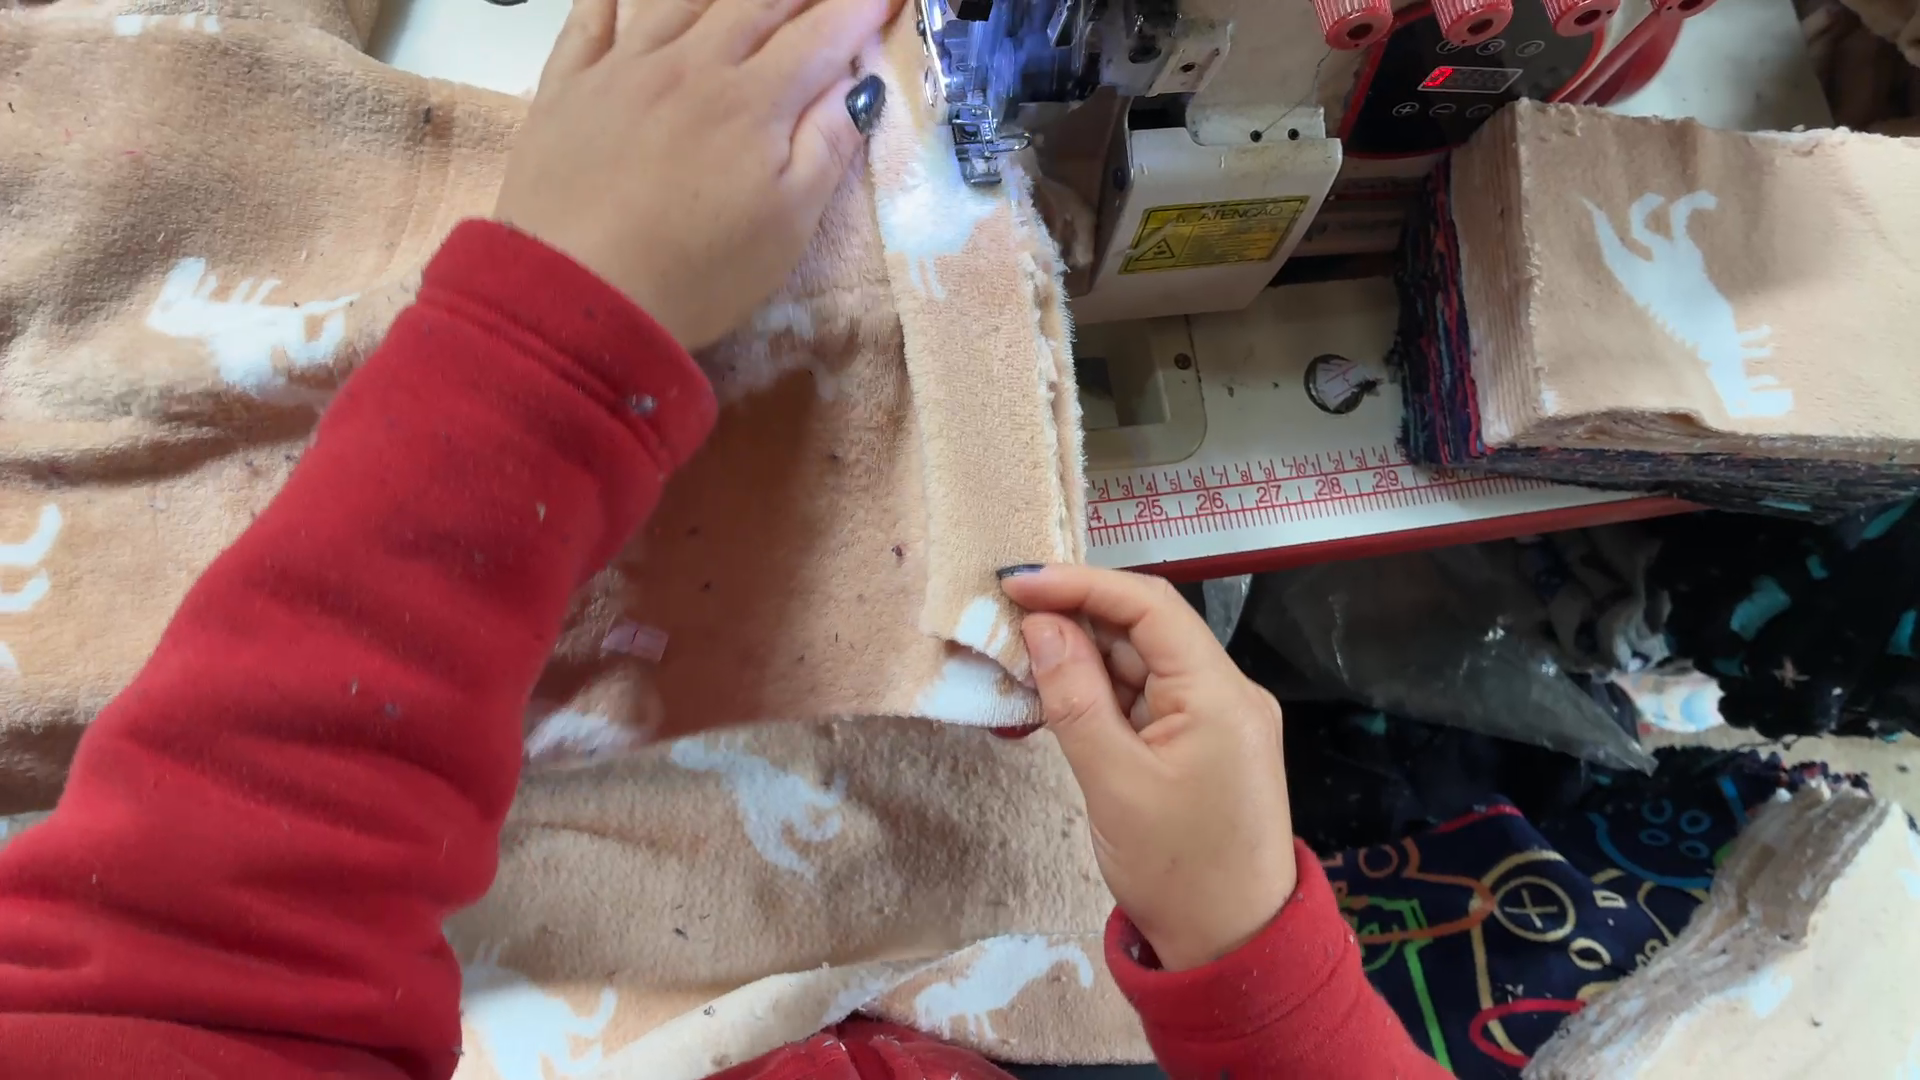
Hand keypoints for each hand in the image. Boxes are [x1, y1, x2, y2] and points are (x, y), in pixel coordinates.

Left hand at [494, 0, 894, 348]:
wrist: (581, 293)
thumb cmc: (702, 273)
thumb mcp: (787, 227)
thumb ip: (825, 151)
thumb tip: (859, 89)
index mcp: (753, 105)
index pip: (818, 39)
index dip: (857, 10)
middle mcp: (691, 67)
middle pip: (753, 4)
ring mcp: (624, 70)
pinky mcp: (569, 88)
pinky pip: (593, 15)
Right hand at [999, 564, 1297, 971]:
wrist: (1235, 951)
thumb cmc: (1176, 871)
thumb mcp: (1112, 782)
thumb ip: (1073, 695)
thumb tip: (1040, 625)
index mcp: (1219, 692)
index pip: (1149, 605)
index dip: (1081, 584)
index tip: (1019, 583)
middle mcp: (1225, 690)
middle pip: (1145, 629)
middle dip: (1076, 617)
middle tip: (1009, 617)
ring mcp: (1214, 715)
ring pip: (1140, 661)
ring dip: (1083, 654)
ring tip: (1022, 652)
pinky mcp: (1200, 738)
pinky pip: (1144, 695)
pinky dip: (1100, 689)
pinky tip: (1058, 688)